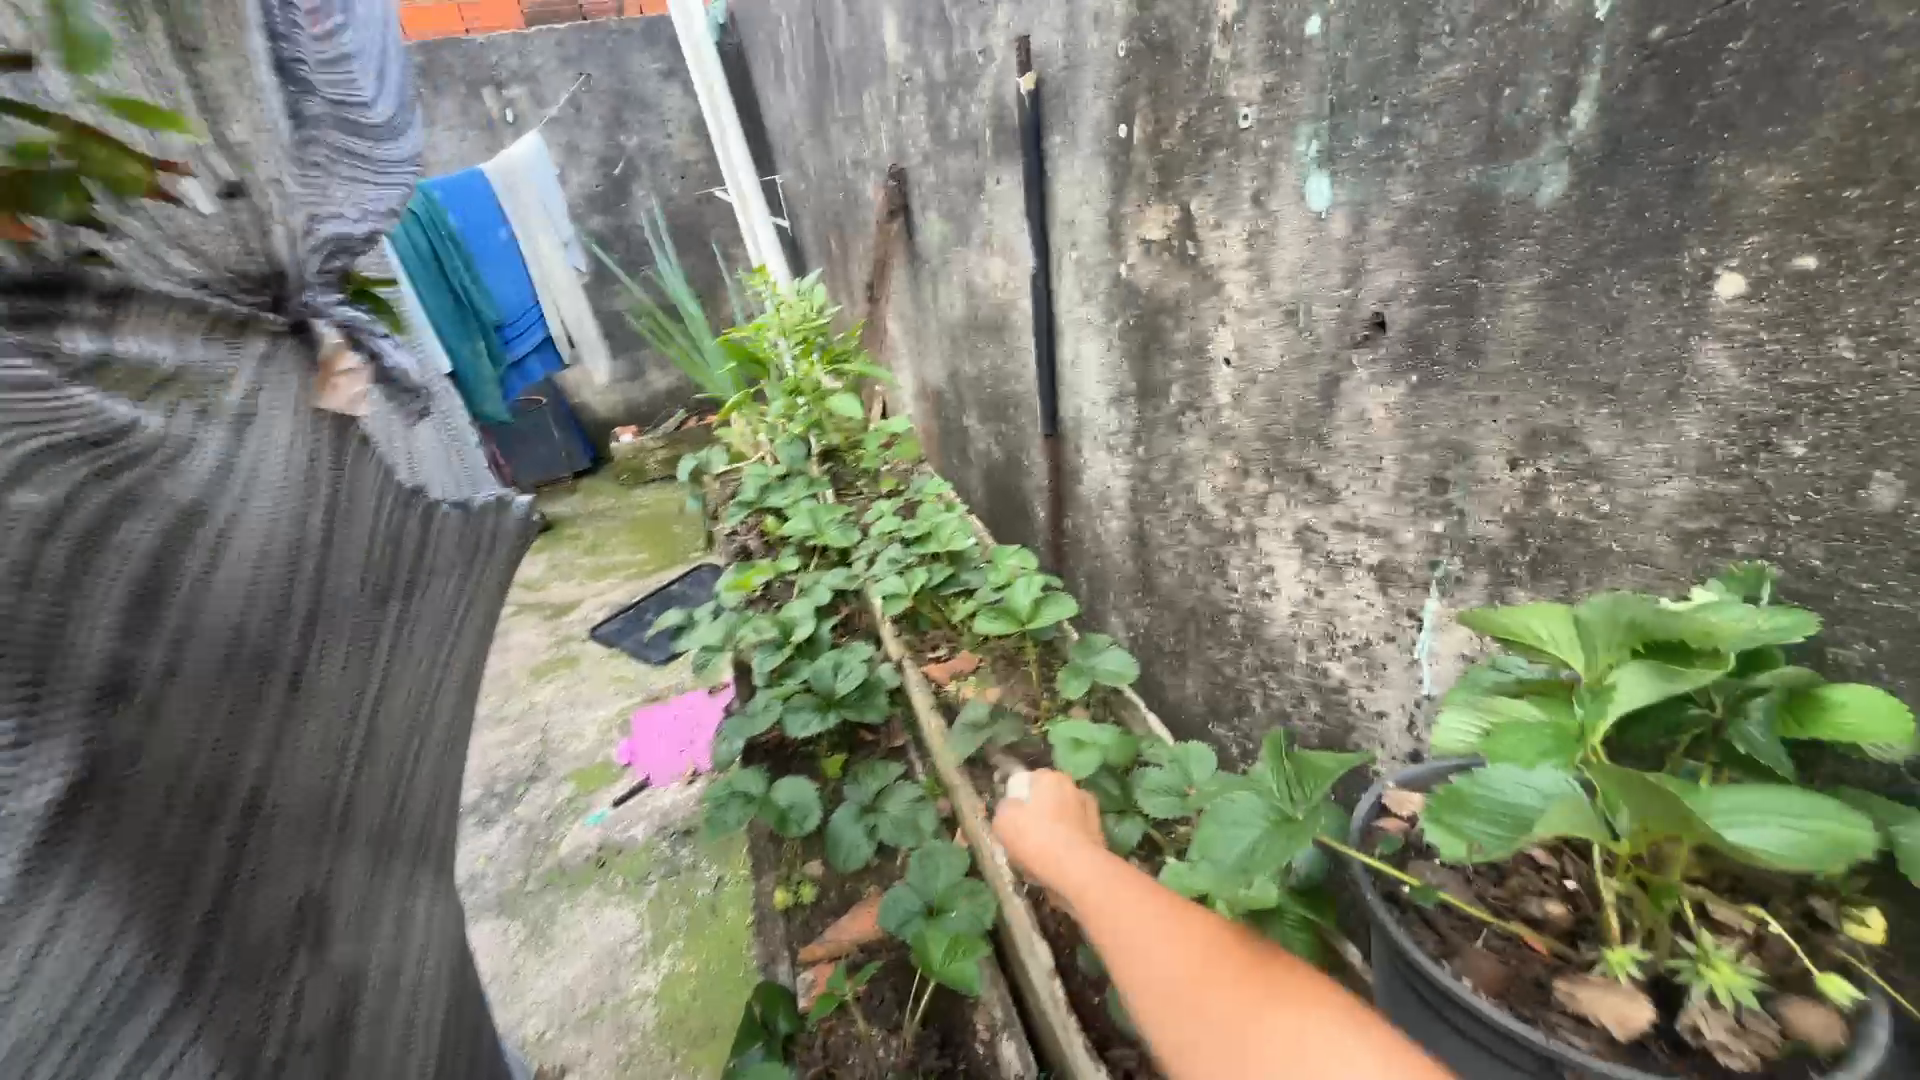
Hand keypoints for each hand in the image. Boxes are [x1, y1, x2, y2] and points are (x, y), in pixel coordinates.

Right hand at [993, 768, 1105, 894]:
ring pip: (1064, 819)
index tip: (1012, 818)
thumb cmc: (1035, 837)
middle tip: (1025, 837)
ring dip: (1055, 830)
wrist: (1076, 870)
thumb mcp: (1003, 820)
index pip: (1030, 780)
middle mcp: (1074, 788)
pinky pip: (1075, 837)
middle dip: (1039, 814)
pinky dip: (1067, 845)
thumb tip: (1011, 809)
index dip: (1019, 798)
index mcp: (1051, 777)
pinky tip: (1056, 863)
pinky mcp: (1100, 835)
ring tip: (1040, 855)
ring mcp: (1091, 811)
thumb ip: (1005, 808)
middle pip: (1049, 799)